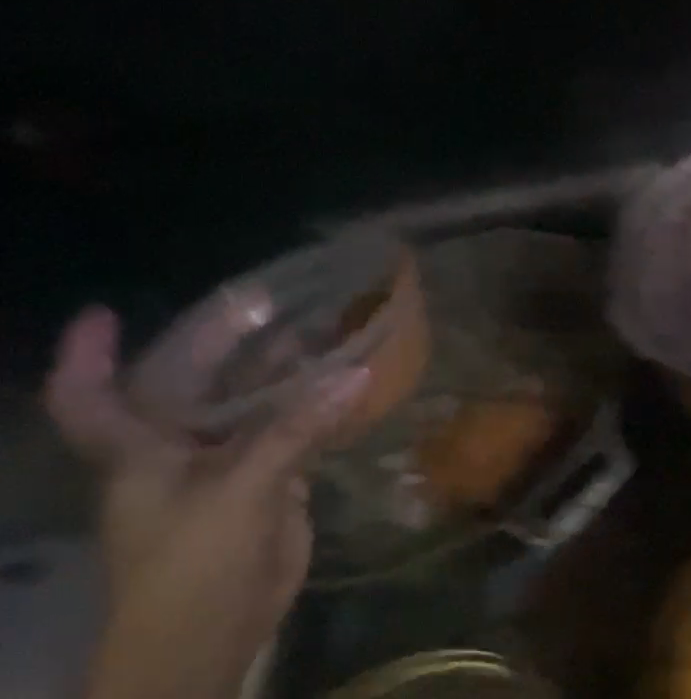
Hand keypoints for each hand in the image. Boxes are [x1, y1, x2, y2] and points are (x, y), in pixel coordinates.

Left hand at [45, 306, 368, 698]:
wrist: (212, 633)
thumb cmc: (191, 562)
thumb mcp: (238, 491)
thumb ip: (297, 428)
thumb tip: (360, 370)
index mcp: (138, 453)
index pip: (92, 398)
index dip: (89, 357)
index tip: (103, 314)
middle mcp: (175, 451)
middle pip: (189, 385)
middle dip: (219, 343)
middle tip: (265, 299)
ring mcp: (224, 466)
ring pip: (250, 405)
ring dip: (282, 370)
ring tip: (323, 326)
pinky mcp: (269, 482)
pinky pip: (292, 430)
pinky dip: (318, 404)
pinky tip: (349, 380)